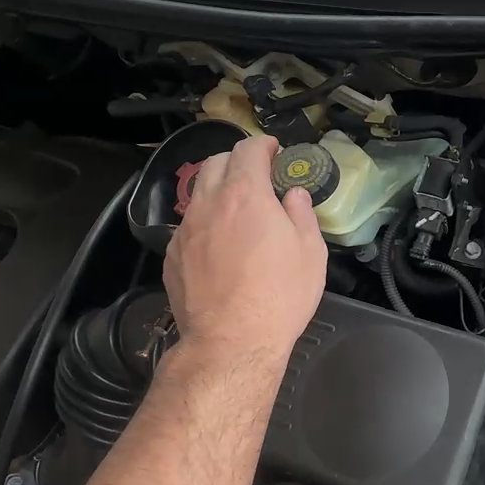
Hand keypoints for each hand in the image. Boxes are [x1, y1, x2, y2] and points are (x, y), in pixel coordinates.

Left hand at [162, 135, 326, 367]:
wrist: (232, 340)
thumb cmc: (280, 295)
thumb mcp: (311, 253)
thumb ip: (302, 214)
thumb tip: (294, 196)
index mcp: (246, 195)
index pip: (248, 150)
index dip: (263, 145)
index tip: (274, 151)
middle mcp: (209, 204)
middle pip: (215, 163)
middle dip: (237, 161)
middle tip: (257, 176)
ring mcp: (185, 230)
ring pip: (198, 194)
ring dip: (218, 191)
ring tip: (237, 211)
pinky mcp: (173, 256)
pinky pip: (188, 226)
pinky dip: (206, 222)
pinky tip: (220, 246)